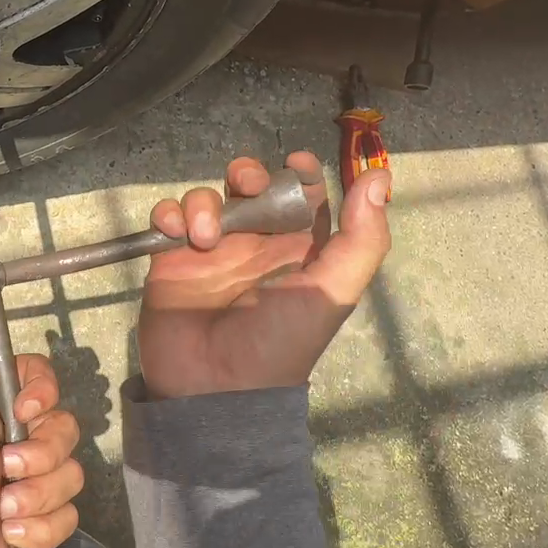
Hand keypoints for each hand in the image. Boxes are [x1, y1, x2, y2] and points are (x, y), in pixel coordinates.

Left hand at [0, 323, 82, 547]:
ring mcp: (31, 481)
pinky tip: (10, 532)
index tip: (25, 410)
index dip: (43, 393)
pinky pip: (67, 515)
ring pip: (70, 474)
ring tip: (3, 509)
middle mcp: (16, 440)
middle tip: (5, 468)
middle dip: (40, 456)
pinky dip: (38, 527)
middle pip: (64, 428)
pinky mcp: (41, 518)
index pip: (40, 380)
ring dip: (35, 496)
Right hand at [139, 150, 390, 398]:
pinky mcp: (171, 257)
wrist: (215, 385)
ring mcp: (209, 249)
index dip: (300, 173)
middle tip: (246, 187)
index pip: (301, 197)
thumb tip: (380, 176)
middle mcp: (253, 243)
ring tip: (204, 236)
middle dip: (247, 174)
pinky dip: (169, 214)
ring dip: (203, 202)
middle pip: (249, 186)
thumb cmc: (281, 339)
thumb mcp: (332, 291)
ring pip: (205, 197)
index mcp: (296, 250)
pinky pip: (167, 217)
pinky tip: (176, 234)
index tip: (295, 162)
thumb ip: (361, 238)